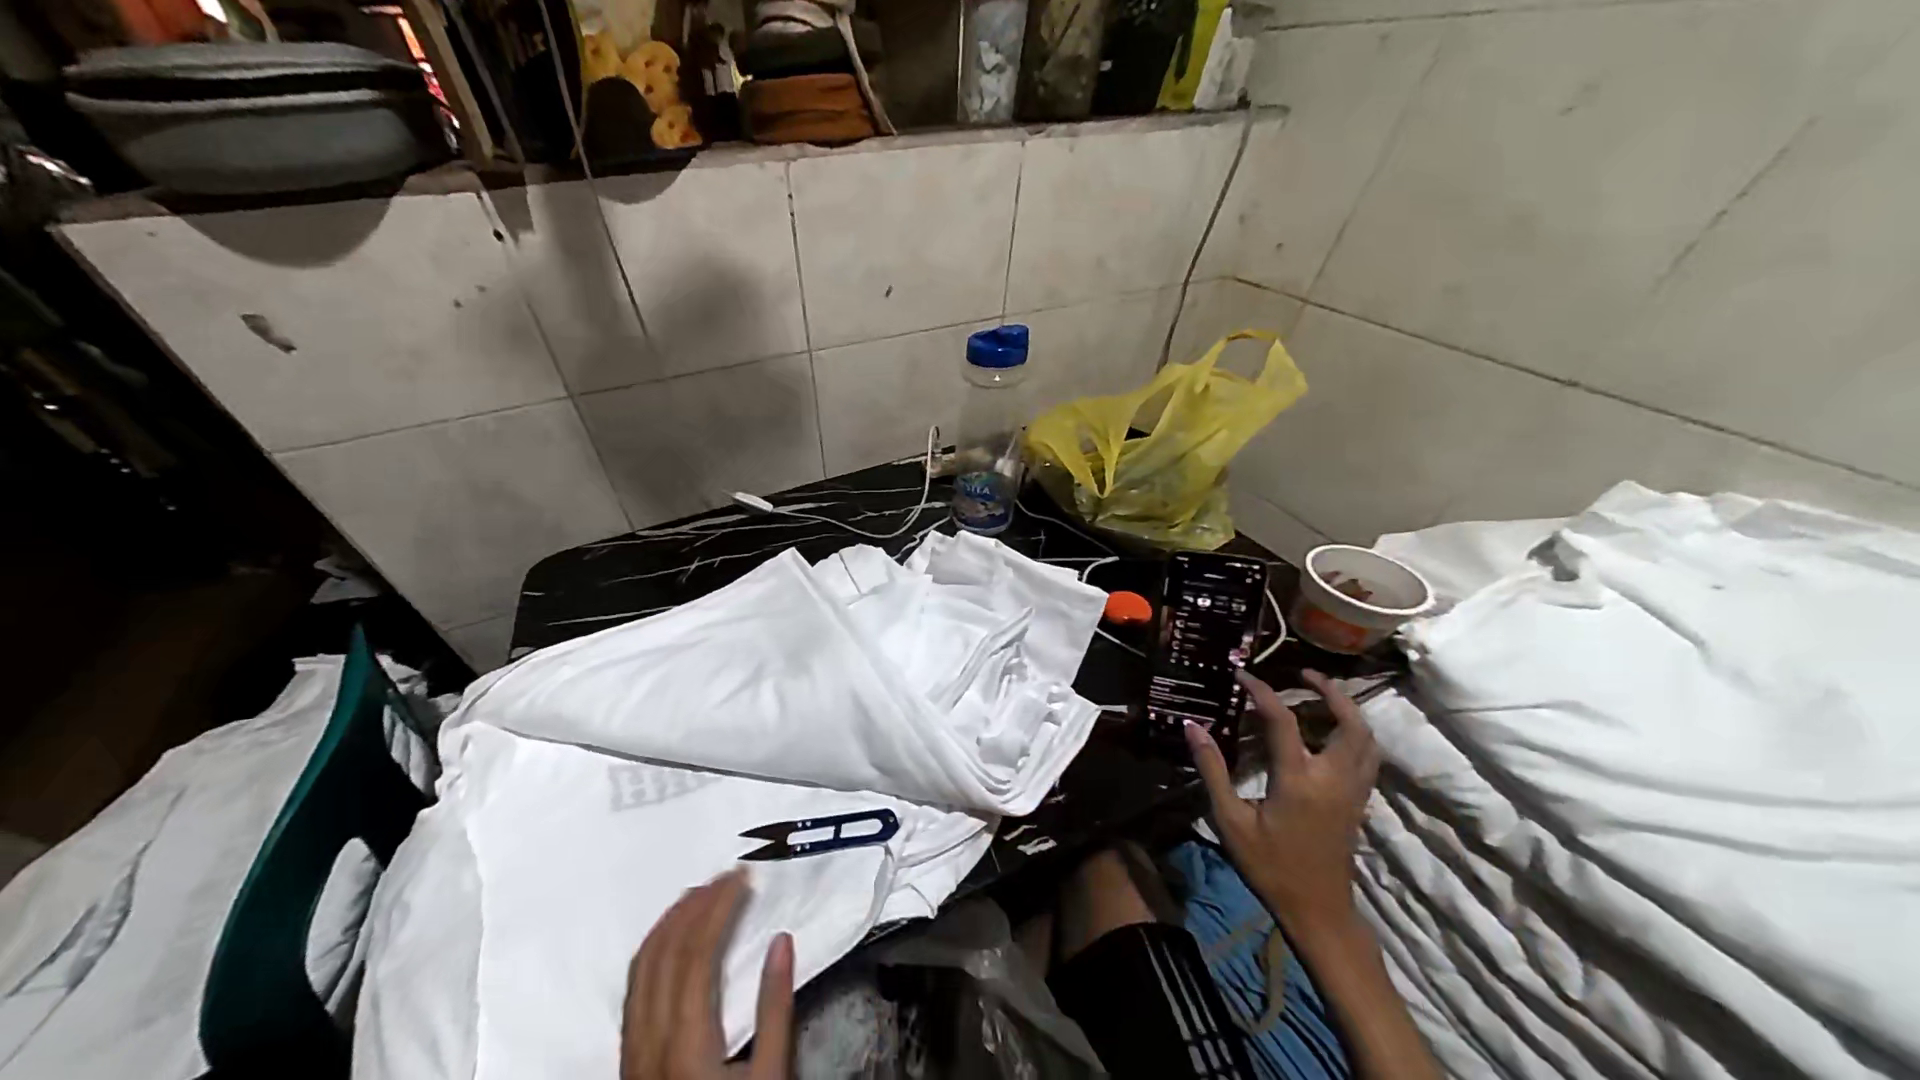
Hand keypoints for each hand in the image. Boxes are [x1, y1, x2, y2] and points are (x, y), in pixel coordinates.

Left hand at [621, 868, 793, 1079]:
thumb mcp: (772, 1079)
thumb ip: (777, 1009)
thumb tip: (782, 940)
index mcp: (687, 1042)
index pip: (697, 954)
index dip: (719, 908)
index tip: (744, 878)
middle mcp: (650, 1039)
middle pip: (666, 952)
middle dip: (697, 904)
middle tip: (728, 875)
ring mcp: (632, 1048)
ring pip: (642, 966)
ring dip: (671, 920)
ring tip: (701, 891)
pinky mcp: (628, 1055)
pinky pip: (633, 986)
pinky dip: (654, 947)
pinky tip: (672, 936)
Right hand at [1186, 669, 1380, 935]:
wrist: (1318, 911)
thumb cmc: (1269, 866)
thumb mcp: (1230, 821)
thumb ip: (1213, 770)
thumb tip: (1192, 727)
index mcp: (1299, 780)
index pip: (1283, 720)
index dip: (1262, 692)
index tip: (1242, 675)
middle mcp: (1334, 778)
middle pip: (1350, 722)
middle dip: (1331, 691)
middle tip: (1304, 674)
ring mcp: (1353, 790)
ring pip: (1367, 738)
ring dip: (1348, 710)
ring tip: (1321, 694)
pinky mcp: (1360, 801)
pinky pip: (1368, 755)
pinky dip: (1354, 732)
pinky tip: (1331, 732)